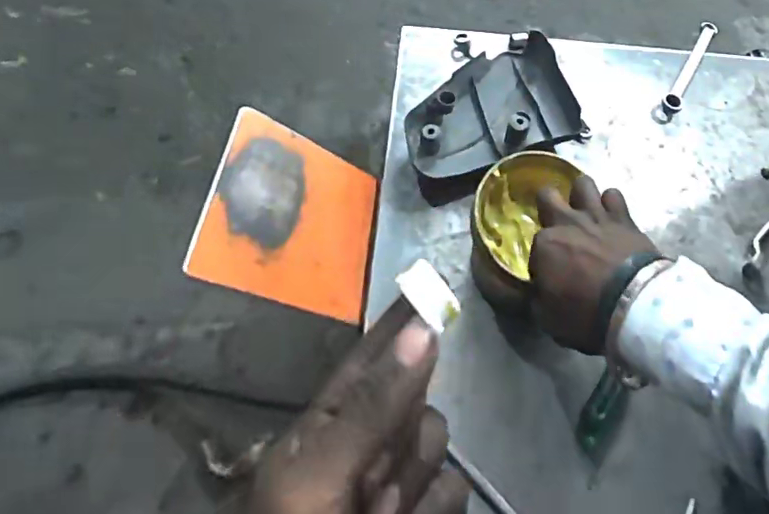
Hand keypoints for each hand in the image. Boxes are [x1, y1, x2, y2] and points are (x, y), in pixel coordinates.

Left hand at [235, 298, 468, 513]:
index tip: (432, 278)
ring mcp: (392, 484)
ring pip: (437, 441)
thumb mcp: (316, 478)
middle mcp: (364, 443)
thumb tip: (425, 326)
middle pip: (415, 396)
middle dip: (404, 429)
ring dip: (414, 479)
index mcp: (324, 423)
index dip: (400, 317)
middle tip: (374, 478)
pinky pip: (452, 489)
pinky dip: (433, 509)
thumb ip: (372, 404)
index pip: (371, 353)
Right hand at [530, 177, 658, 353]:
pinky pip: (613, 195)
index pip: (534, 247)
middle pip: (548, 195)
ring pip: (583, 183)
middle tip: (556, 224)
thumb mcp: (548, 319)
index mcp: (544, 245)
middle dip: (548, 205)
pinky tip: (612, 216)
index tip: (549, 277)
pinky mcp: (623, 216)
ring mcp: (596, 214)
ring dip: (581, 195)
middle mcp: (567, 222)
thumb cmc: (586, 315)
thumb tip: (534, 293)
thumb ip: (535, 300)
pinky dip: (611, 204)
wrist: (633, 305)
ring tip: (585, 211)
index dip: (541, 262)